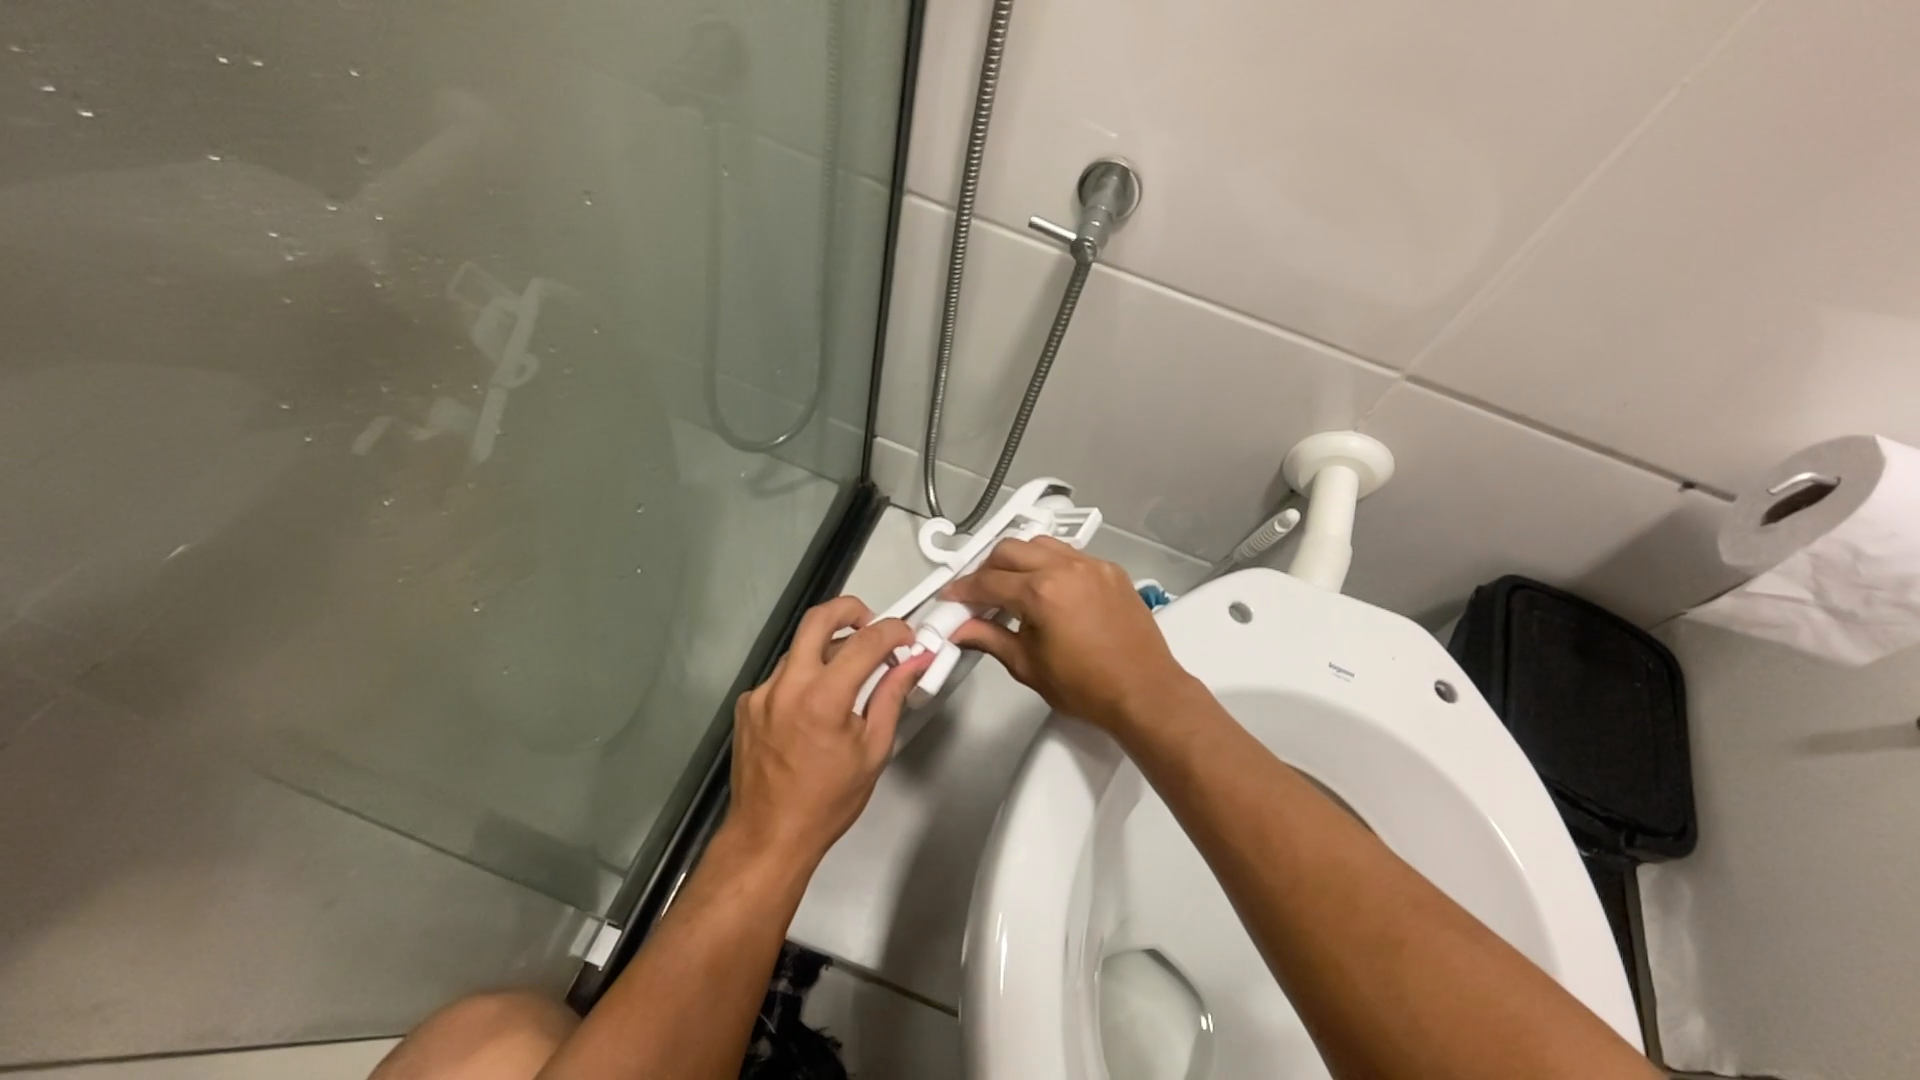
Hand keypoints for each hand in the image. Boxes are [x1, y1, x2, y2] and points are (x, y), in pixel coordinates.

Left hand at [728, 596, 934, 866]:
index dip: (893, 632)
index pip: (865, 642)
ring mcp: (762, 693)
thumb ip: (892, 698)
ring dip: (826, 649)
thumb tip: (913, 665)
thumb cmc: (826, 801)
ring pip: (799, 648)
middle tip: (871, 623)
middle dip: (849, 610)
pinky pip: (782, 676)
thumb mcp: (873, 750)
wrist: (770, 835)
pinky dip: (804, 678)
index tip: (906, 638)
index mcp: (823, 698)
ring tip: (848, 675)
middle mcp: (787, 686)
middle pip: (818, 619)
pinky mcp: (748, 705)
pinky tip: (816, 706)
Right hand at [945, 537, 1196, 731]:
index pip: (988, 582)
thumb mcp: (1027, 666)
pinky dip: (1051, 563)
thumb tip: (962, 630)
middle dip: (988, 568)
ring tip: (1011, 586)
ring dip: (1019, 559)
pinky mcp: (1111, 572)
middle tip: (978, 594)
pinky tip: (1046, 587)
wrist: (1144, 693)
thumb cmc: (1088, 687)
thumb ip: (990, 639)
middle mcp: (1066, 569)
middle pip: (1010, 550)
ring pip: (1041, 544)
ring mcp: (1092, 566)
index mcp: (1042, 593)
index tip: (951, 598)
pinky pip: (1071, 554)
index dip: (963, 590)